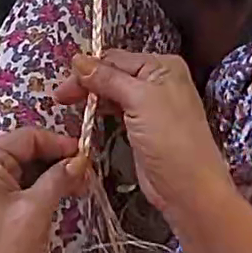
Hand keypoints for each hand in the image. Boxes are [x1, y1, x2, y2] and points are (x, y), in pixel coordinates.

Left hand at [0, 128, 90, 252]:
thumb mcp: (34, 213)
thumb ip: (57, 180)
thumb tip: (79, 160)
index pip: (27, 137)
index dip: (60, 143)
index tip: (90, 155)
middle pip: (24, 153)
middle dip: (56, 162)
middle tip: (89, 176)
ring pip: (23, 173)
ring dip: (50, 179)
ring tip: (80, 188)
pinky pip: (17, 192)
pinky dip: (39, 194)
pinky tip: (60, 201)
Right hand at [54, 50, 234, 230]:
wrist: (191, 193)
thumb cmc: (170, 140)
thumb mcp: (138, 101)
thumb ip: (106, 78)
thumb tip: (77, 59)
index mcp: (161, 66)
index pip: (115, 59)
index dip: (87, 70)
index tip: (63, 86)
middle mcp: (157, 79)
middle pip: (111, 73)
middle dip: (86, 82)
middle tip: (60, 97)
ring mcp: (150, 103)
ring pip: (111, 90)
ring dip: (91, 96)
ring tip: (67, 104)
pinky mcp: (142, 125)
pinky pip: (115, 109)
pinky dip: (100, 110)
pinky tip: (87, 114)